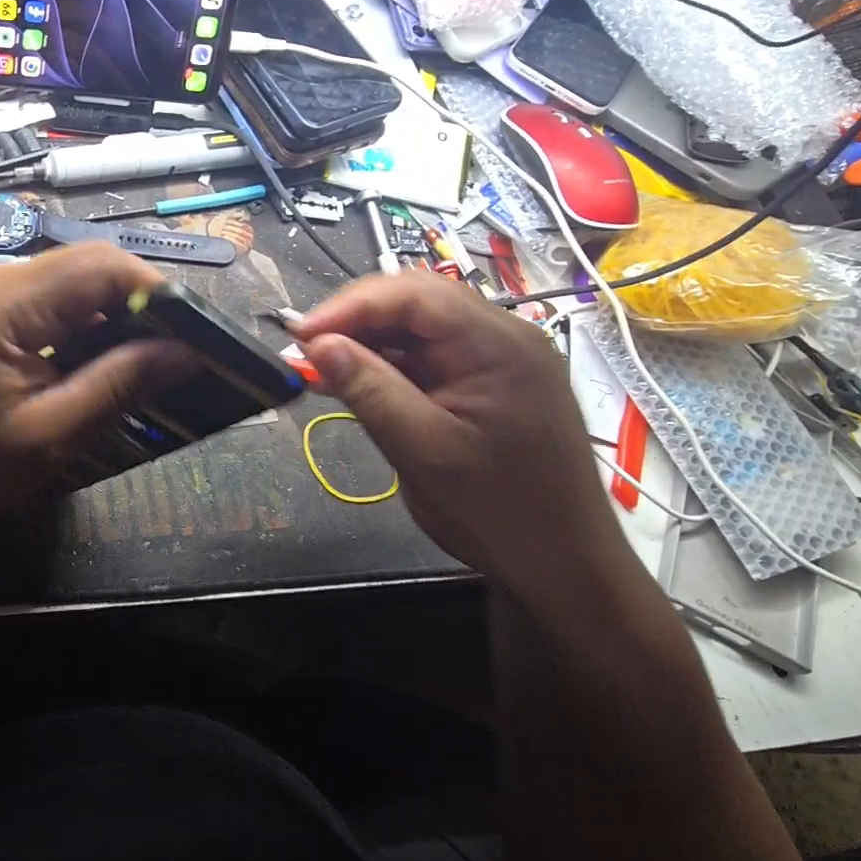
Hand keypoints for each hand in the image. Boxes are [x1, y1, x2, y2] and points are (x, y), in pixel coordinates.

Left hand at [0, 244, 196, 531]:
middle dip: (139, 302)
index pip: (102, 265)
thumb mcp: (49, 435)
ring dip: (112, 314)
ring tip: (140, 363)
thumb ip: (117, 386)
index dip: (157, 291)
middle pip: (89, 265)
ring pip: (72, 280)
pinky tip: (94, 362)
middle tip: (171, 355)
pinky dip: (82, 324)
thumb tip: (186, 353)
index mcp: (7, 303)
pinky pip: (48, 300)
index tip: (192, 337)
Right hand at [291, 273, 620, 579]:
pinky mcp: (488, 384)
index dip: (350, 306)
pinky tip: (354, 381)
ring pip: (419, 329)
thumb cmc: (496, 511)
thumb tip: (317, 344)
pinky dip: (387, 365)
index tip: (300, 335)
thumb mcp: (422, 450)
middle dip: (355, 319)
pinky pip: (429, 357)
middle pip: (418, 302)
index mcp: (499, 345)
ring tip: (320, 367)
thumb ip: (369, 390)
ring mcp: (498, 360)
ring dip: (367, 342)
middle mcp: (504, 338)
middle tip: (304, 349)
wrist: (560, 564)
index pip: (415, 295)